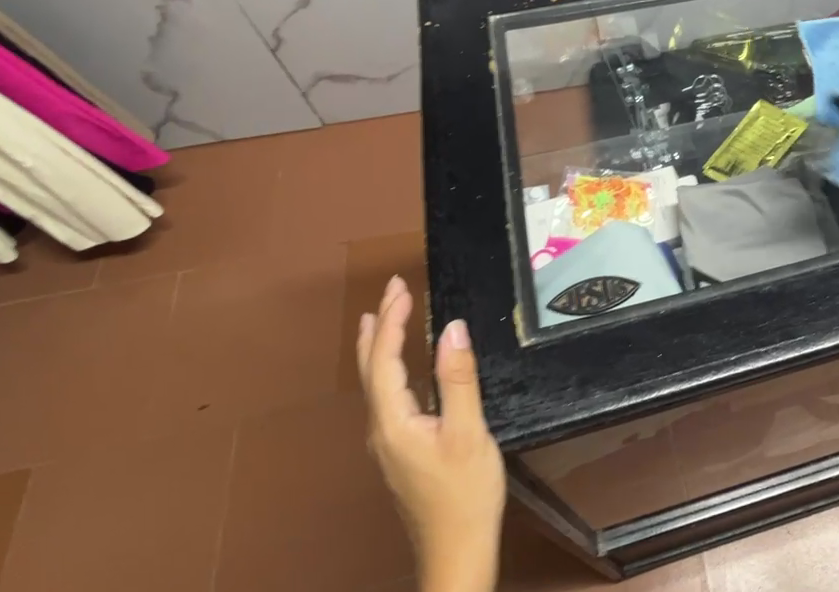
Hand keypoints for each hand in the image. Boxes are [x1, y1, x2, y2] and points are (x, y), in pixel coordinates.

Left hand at [357, 276, 503, 591]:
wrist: (456, 552)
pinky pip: (387, 396)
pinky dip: (389, 368)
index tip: (401, 286)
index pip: (383, 359)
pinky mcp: (400, 451)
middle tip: (391, 290)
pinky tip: (399, 368)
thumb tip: (452, 327)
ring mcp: (388, 443)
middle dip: (378, 326)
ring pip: (375, 384)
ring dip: (379, 345)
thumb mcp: (468, 432)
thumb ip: (458, 379)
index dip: (390, 320)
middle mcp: (382, 429)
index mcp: (393, 421)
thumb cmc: (464, 493)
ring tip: (380, 318)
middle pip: (370, 369)